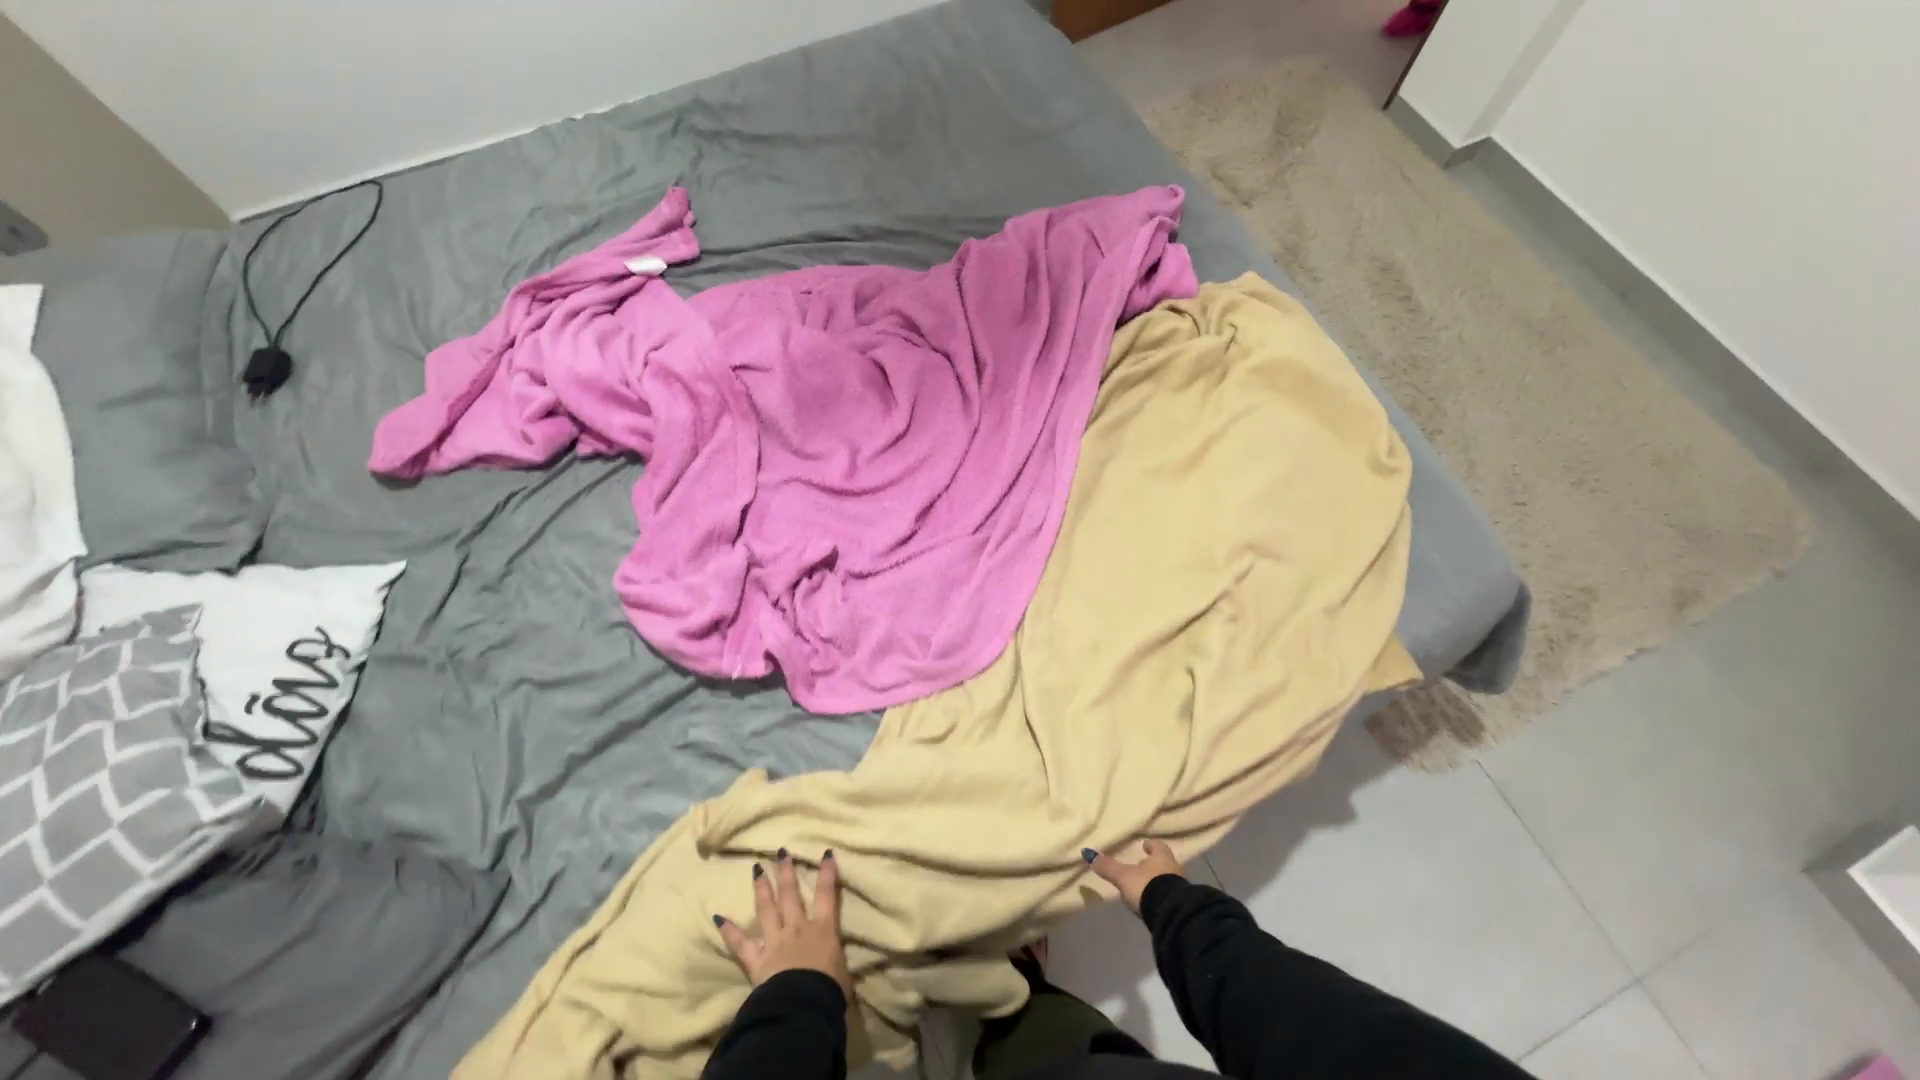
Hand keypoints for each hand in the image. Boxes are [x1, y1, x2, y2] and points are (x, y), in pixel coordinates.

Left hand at [715, 849, 852, 1003]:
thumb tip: (835, 962)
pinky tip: (718, 917)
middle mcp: (797, 928)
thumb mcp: (842, 972)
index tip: (826, 853)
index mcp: (823, 930)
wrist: (802, 1005)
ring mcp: (775, 941)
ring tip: (756, 869)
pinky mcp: (757, 959)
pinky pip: (740, 943)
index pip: (827, 895)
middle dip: (786, 872)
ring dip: (762, 888)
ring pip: (767, 909)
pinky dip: (729, 931)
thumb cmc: (829, 990)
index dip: (827, 873)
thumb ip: (836, 960)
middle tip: (781, 852)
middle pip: (791, 895)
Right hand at [1083, 839, 1185, 914]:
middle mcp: (1174, 868)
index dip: (1151, 845)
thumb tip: (1088, 853)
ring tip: (1147, 886)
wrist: (1171, 914)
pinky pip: (1171, 895)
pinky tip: (1154, 902)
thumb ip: (1108, 866)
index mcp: (1162, 857)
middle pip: (1165, 862)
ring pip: (1169, 879)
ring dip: (1160, 881)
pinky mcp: (1180, 904)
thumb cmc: (1147, 887)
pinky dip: (1162, 896)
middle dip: (1155, 864)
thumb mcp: (1123, 876)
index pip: (1158, 846)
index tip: (1145, 845)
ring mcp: (1180, 887)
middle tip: (1144, 865)